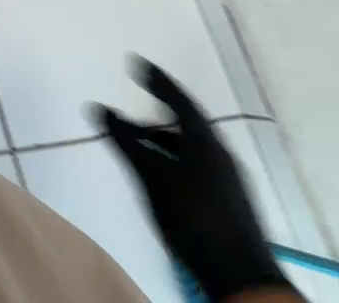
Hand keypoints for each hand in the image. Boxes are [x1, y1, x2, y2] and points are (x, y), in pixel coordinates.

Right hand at [94, 59, 292, 301]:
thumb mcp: (151, 176)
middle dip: (155, 114)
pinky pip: (196, 165)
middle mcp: (220, 155)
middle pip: (185, 124)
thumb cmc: (192, 217)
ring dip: (162, 140)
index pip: (178, 100)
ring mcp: (228, 179)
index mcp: (205, 142)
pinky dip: (173, 158)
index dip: (156, 80)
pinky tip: (160, 173)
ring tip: (137, 143)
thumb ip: (125, 141)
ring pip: (190, 147)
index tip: (136, 63)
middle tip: (129, 113)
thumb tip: (99, 107)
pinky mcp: (228, 200)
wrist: (239, 275)